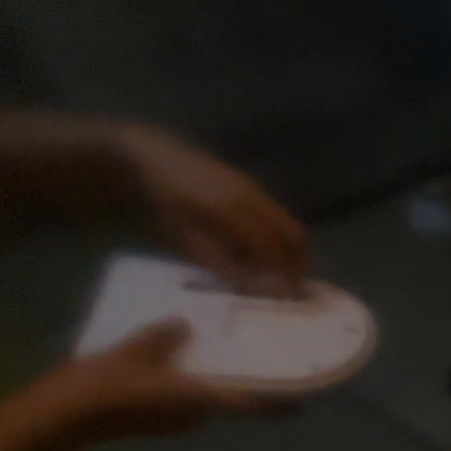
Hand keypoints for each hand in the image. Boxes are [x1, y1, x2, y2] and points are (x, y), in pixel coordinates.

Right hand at [6, 319, 284, 447]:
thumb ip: (162, 338)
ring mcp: (175, 420)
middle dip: (245, 380)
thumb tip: (184, 325)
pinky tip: (175, 359)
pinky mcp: (154, 419)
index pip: (253, 404)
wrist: (51, 422)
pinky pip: (182, 397)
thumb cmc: (99, 389)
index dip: (280, 403)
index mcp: (200, 400)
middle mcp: (196, 414)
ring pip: (206, 396)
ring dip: (213, 377)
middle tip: (258, 356)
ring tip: (217, 349)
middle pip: (231, 397)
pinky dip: (187, 380)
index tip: (304, 401)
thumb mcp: (130, 352)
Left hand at [113, 124, 306, 294]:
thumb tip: (250, 287)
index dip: (285, 272)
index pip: (272, 248)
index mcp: (231, 212)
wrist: (150, 156)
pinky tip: (270, 246)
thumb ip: (219, 262)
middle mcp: (250, 198)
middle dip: (299, 261)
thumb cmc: (164, 203)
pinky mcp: (253, 185)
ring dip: (294, 248)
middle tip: (296, 282)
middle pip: (292, 235)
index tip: (291, 293)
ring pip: (290, 225)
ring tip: (287, 267)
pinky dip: (282, 234)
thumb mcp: (184, 237)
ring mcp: (254, 189)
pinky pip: (279, 215)